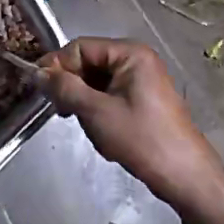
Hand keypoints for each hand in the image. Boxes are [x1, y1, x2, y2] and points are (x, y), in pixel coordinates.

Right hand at [38, 38, 223, 223]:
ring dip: (87, 106)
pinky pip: (110, 98)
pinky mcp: (143, 101)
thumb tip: (38, 72)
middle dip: (75, 89)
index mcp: (130, 53)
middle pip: (90, 64)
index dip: (58, 65)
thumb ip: (65, 89)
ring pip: (97, 84)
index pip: (82, 47)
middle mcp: (137, 60)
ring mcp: (142, 81)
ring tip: (93, 130)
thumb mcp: (97, 113)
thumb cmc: (142, 139)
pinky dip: (101, 115)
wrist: (186, 176)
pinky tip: (106, 138)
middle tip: (64, 114)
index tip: (39, 87)